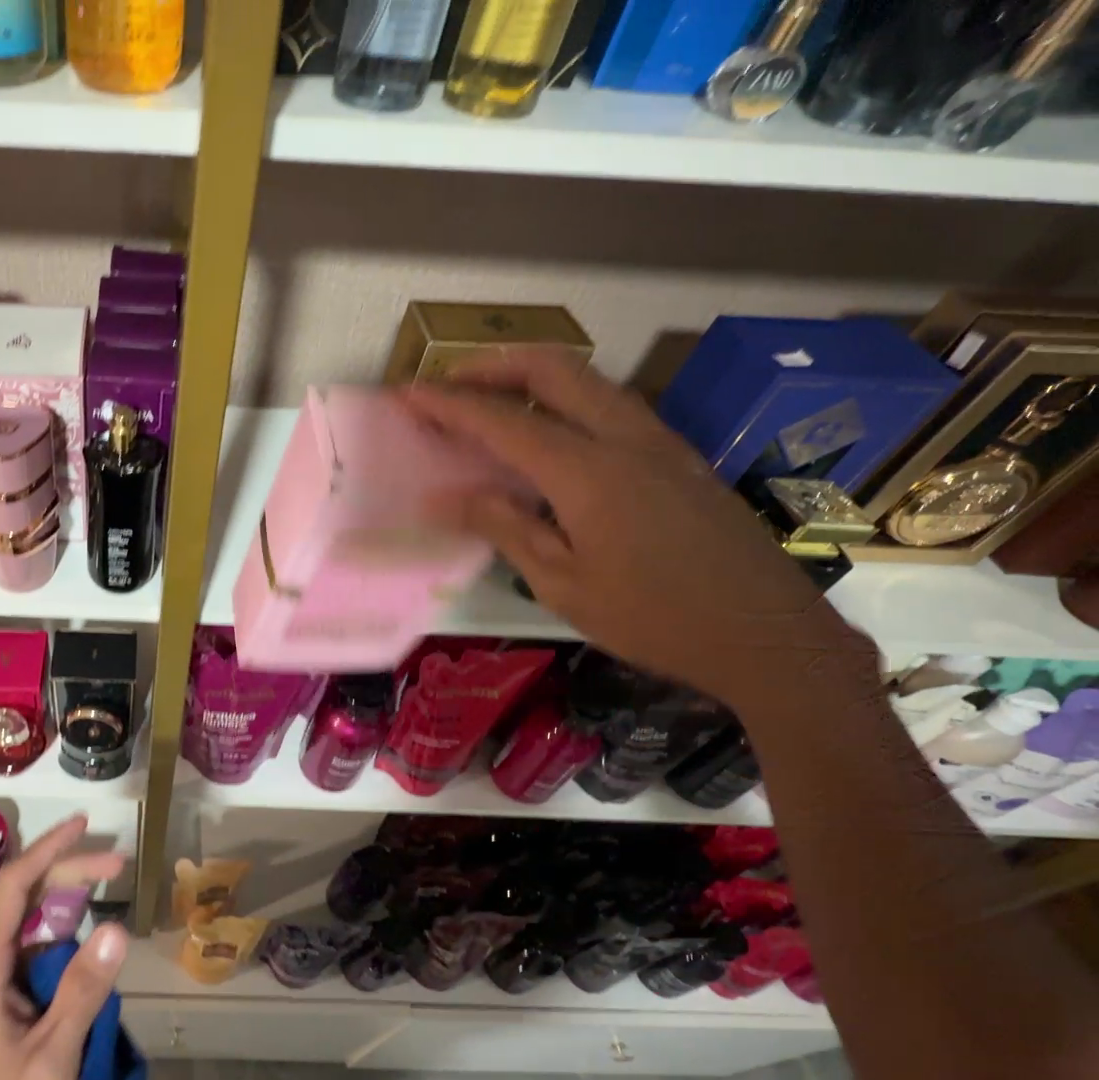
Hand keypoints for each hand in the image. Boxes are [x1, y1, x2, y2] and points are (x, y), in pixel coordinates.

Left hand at [0, 816, 128, 1079]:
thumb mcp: (53, 1052)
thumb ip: (82, 990)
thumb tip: (117, 926)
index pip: (14, 885)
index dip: (47, 849)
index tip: (82, 824)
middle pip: (26, 893)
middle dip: (69, 869)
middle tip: (119, 861)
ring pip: (33, 915)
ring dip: (70, 894)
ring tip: (111, 879)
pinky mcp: (9, 991)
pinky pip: (39, 943)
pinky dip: (67, 926)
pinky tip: (91, 926)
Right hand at [405, 353, 873, 704]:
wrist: (770, 637)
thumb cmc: (654, 619)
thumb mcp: (563, 584)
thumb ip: (503, 527)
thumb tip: (441, 497)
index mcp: (587, 471)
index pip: (502, 420)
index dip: (448, 404)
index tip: (406, 393)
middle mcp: (625, 438)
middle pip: (552, 369)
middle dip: (491, 367)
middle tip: (448, 385)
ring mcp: (660, 442)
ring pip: (588, 380)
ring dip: (531, 377)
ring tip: (491, 401)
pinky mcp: (680, 457)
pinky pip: (612, 405)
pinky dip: (566, 400)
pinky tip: (551, 434)